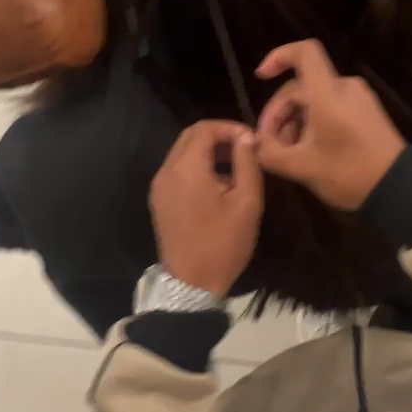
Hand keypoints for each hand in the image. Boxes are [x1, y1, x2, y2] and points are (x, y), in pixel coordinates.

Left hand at [149, 120, 262, 296]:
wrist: (191, 284)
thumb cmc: (223, 243)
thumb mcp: (247, 202)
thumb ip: (247, 163)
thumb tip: (247, 138)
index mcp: (186, 168)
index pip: (204, 128)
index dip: (230, 127)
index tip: (251, 140)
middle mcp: (166, 171)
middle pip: (190, 136)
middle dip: (219, 136)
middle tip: (245, 150)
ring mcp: (159, 186)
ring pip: (182, 152)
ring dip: (208, 151)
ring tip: (236, 166)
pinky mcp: (159, 199)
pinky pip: (177, 169)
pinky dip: (197, 166)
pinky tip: (218, 183)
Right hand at [252, 40, 405, 210]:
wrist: (399, 188)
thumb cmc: (348, 172)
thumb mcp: (302, 167)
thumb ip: (270, 153)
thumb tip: (254, 144)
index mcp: (327, 92)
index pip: (304, 52)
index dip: (279, 56)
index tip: (261, 76)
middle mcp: (344, 87)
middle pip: (301, 85)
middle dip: (280, 111)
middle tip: (269, 143)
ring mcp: (358, 98)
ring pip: (315, 98)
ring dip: (295, 120)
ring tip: (287, 151)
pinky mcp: (366, 112)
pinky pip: (332, 106)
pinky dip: (314, 121)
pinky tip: (308, 149)